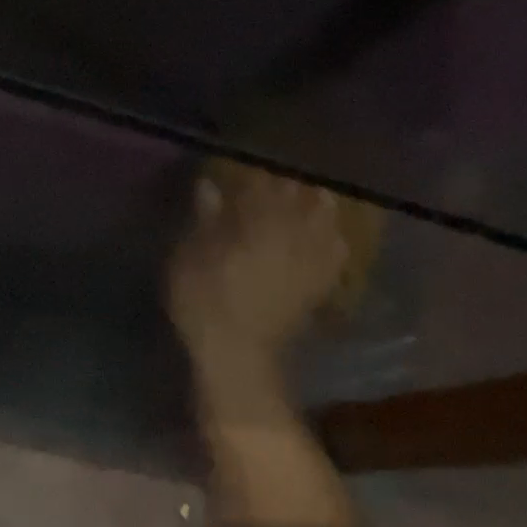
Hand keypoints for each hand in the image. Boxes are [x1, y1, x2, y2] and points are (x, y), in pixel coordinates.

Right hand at [166, 166, 349, 370]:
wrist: (238, 352)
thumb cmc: (204, 303)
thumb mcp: (188, 260)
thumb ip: (203, 220)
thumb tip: (209, 184)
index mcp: (259, 217)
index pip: (261, 182)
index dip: (252, 176)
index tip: (242, 175)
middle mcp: (294, 228)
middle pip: (297, 193)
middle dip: (286, 187)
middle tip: (272, 187)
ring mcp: (314, 255)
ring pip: (324, 215)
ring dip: (314, 205)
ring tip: (302, 205)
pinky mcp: (322, 281)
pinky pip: (337, 250)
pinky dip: (332, 239)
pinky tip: (326, 238)